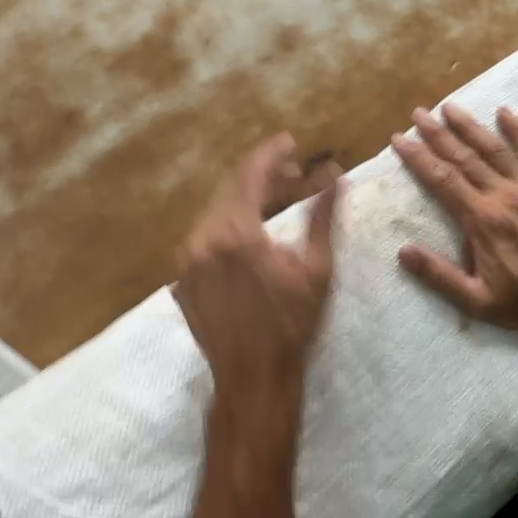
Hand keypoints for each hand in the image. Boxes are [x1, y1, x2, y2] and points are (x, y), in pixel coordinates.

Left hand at [175, 134, 340, 414]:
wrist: (253, 376)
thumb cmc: (291, 324)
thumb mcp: (317, 268)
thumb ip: (323, 215)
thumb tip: (334, 173)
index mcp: (236, 232)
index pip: (251, 174)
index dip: (272, 153)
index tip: (292, 141)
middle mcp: (204, 238)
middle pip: (231, 188)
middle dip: (263, 174)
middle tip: (295, 171)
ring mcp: (187, 260)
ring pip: (217, 211)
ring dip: (247, 198)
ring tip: (279, 200)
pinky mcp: (183, 278)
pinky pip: (206, 236)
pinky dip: (231, 223)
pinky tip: (255, 233)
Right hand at [391, 104, 517, 337]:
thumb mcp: (474, 301)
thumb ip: (438, 275)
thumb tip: (403, 251)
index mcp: (482, 221)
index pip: (442, 180)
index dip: (418, 158)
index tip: (399, 140)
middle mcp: (504, 196)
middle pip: (464, 157)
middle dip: (438, 134)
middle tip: (418, 114)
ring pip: (496, 148)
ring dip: (471, 126)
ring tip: (450, 107)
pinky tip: (505, 112)